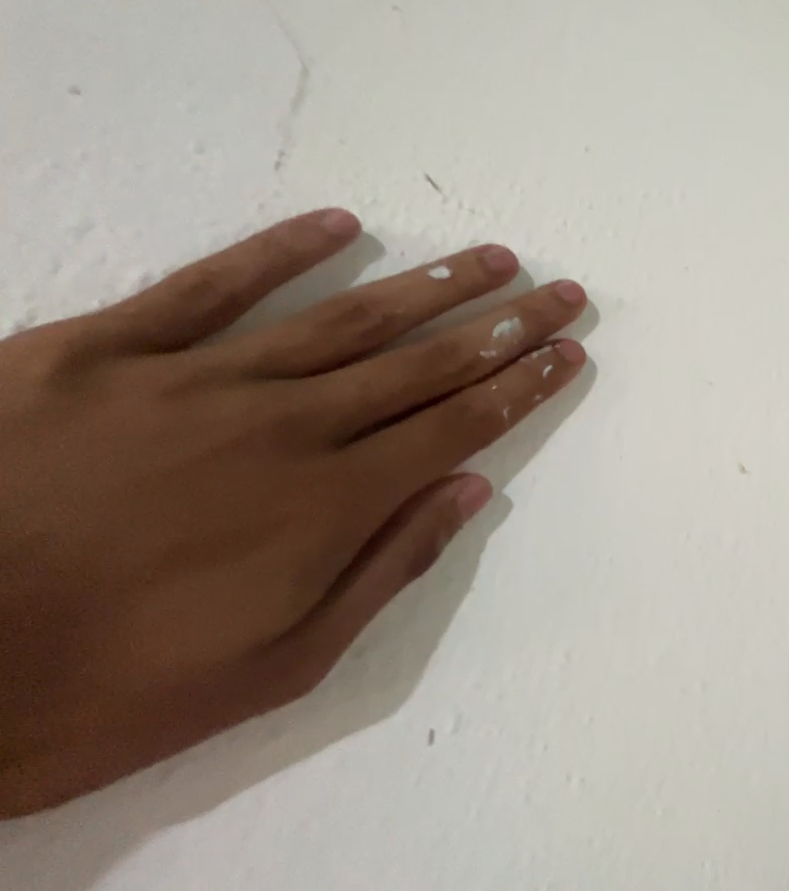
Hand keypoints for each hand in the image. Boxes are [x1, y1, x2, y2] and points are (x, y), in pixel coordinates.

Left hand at [0, 209, 587, 816]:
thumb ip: (386, 569)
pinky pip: (205, 287)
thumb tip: (471, 491)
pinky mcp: (91, 354)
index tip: (569, 352)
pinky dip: (280, 252)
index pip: (461, 424)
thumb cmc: (99, 689)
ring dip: (432, 284)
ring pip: (345, 318)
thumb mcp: (275, 665)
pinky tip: (341, 226)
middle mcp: (286, 427)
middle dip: (508, 325)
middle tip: (563, 294)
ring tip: (493, 258)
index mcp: (331, 502)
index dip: (525, 384)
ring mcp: (190, 382)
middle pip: (426, 363)